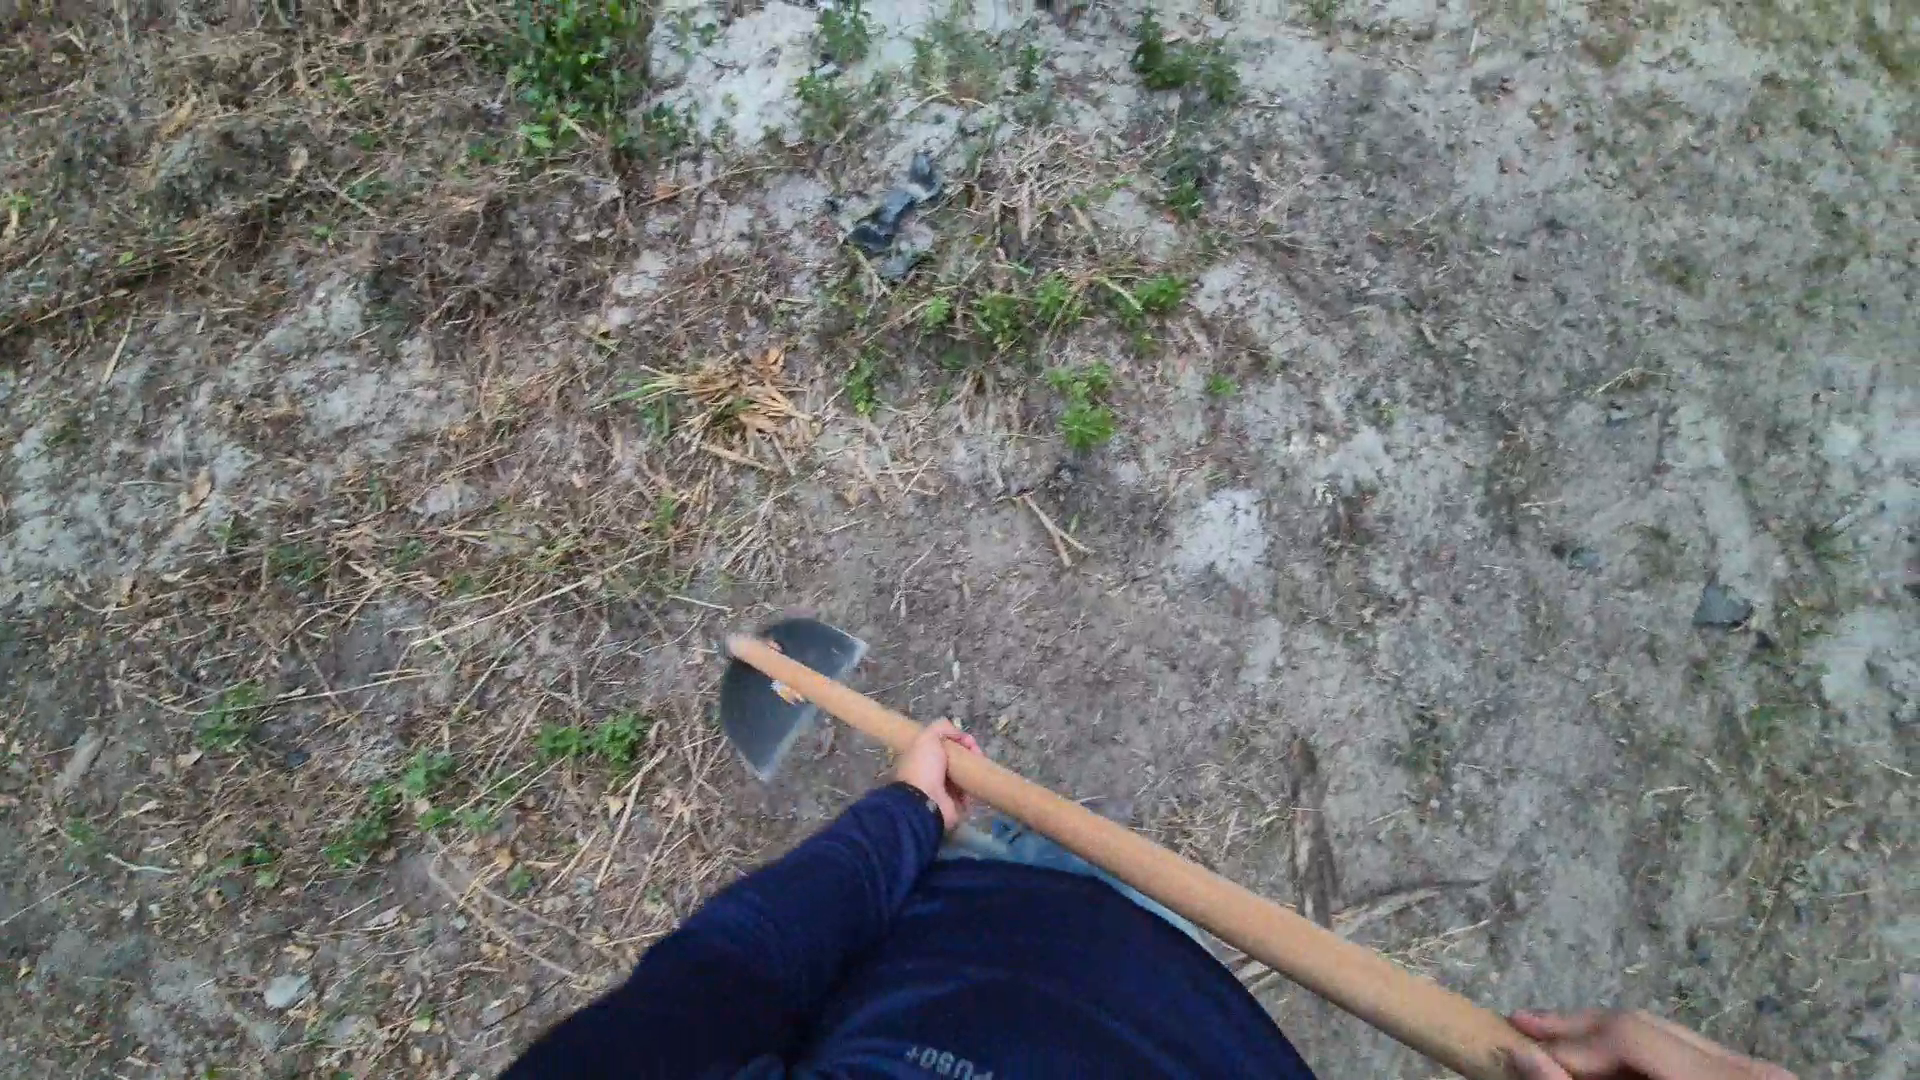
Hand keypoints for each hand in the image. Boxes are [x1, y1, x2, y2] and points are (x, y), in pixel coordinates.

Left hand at [894, 719, 979, 831]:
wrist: (924, 802)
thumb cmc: (924, 767)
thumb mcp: (927, 737)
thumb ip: (942, 727)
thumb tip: (961, 735)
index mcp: (923, 758)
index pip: (945, 746)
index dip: (959, 741)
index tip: (969, 741)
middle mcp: (933, 774)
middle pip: (957, 760)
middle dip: (970, 754)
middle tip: (979, 754)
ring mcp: (944, 791)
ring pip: (965, 776)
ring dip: (975, 770)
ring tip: (981, 766)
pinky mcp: (956, 806)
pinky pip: (970, 794)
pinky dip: (976, 787)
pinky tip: (980, 780)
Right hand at [1507, 1010, 1795, 1079]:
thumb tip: (1519, 1053)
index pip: (1629, 1036)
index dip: (1571, 1044)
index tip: (1523, 1052)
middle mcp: (1751, 1069)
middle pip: (1638, 1024)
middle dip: (1573, 1028)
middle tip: (1518, 1025)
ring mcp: (1758, 1072)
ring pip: (1655, 1032)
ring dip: (1596, 1037)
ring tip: (1546, 1035)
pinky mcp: (1752, 1079)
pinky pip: (1676, 1051)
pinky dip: (1629, 1055)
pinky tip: (1598, 1061)